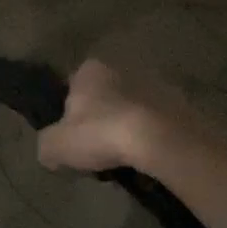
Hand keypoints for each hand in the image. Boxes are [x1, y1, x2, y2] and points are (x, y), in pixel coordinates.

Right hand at [38, 58, 226, 227]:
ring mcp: (155, 83)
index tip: (73, 136)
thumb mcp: (56, 146)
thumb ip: (46, 146)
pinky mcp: (181, 102)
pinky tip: (147, 158)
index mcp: (90, 70)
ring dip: (128, 127)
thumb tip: (49, 153)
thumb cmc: (101, 134)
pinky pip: (158, 121)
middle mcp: (122, 68)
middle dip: (101, 119)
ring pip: (132, 108)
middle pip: (105, 96)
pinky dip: (152, 136)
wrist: (160, 139)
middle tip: (98, 150)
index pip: (72, 86)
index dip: (70, 112)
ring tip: (125, 159)